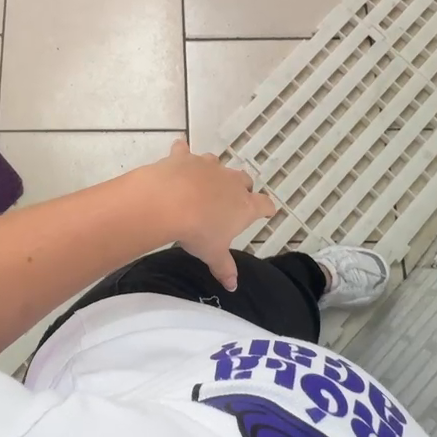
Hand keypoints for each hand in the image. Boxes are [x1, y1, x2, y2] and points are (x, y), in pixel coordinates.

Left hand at [138, 140, 278, 291]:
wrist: (169, 202)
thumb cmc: (198, 231)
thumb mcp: (213, 254)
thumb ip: (224, 268)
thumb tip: (233, 286)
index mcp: (243, 205)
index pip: (264, 204)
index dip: (266, 208)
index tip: (268, 211)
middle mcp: (230, 181)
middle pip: (244, 179)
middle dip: (241, 187)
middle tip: (233, 199)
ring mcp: (207, 165)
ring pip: (217, 163)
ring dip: (213, 171)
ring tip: (204, 182)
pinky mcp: (184, 157)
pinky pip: (184, 150)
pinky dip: (182, 152)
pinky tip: (178, 151)